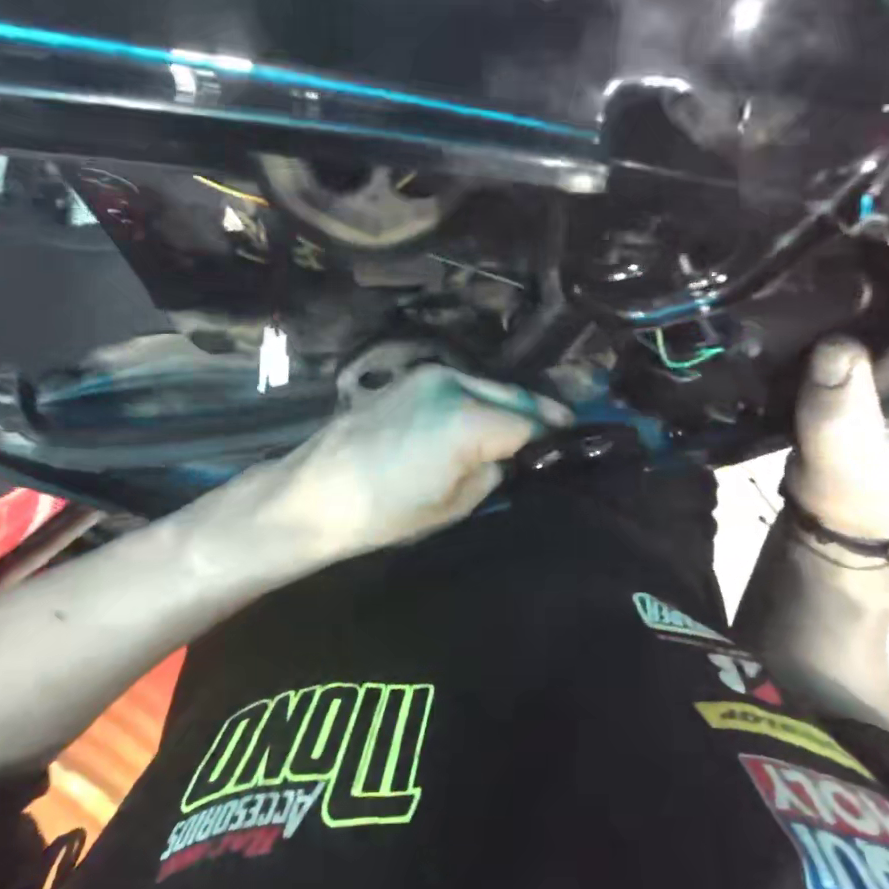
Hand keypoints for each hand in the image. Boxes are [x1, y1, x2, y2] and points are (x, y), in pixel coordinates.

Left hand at [193, 365, 571, 565]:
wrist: (313, 492)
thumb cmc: (383, 512)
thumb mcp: (452, 505)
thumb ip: (492, 473)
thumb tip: (505, 457)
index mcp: (469, 421)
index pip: (530, 424)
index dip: (556, 436)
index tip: (574, 444)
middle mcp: (455, 384)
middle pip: (515, 396)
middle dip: (540, 413)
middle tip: (562, 430)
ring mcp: (430, 375)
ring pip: (490, 386)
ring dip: (511, 403)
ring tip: (529, 425)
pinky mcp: (411, 377)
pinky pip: (463, 384)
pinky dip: (482, 398)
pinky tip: (486, 416)